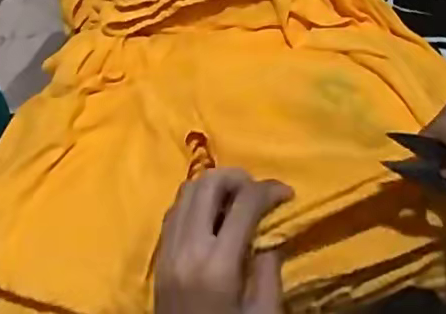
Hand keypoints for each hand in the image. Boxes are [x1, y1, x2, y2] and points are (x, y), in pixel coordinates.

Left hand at [154, 168, 293, 313]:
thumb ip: (269, 266)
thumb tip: (270, 230)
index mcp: (217, 265)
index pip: (245, 202)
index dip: (270, 189)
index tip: (287, 193)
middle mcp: (187, 249)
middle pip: (209, 182)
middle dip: (239, 177)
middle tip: (258, 192)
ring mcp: (167, 253)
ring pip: (187, 189)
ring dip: (215, 187)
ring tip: (235, 202)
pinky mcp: (158, 261)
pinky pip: (174, 211)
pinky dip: (195, 202)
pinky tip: (213, 219)